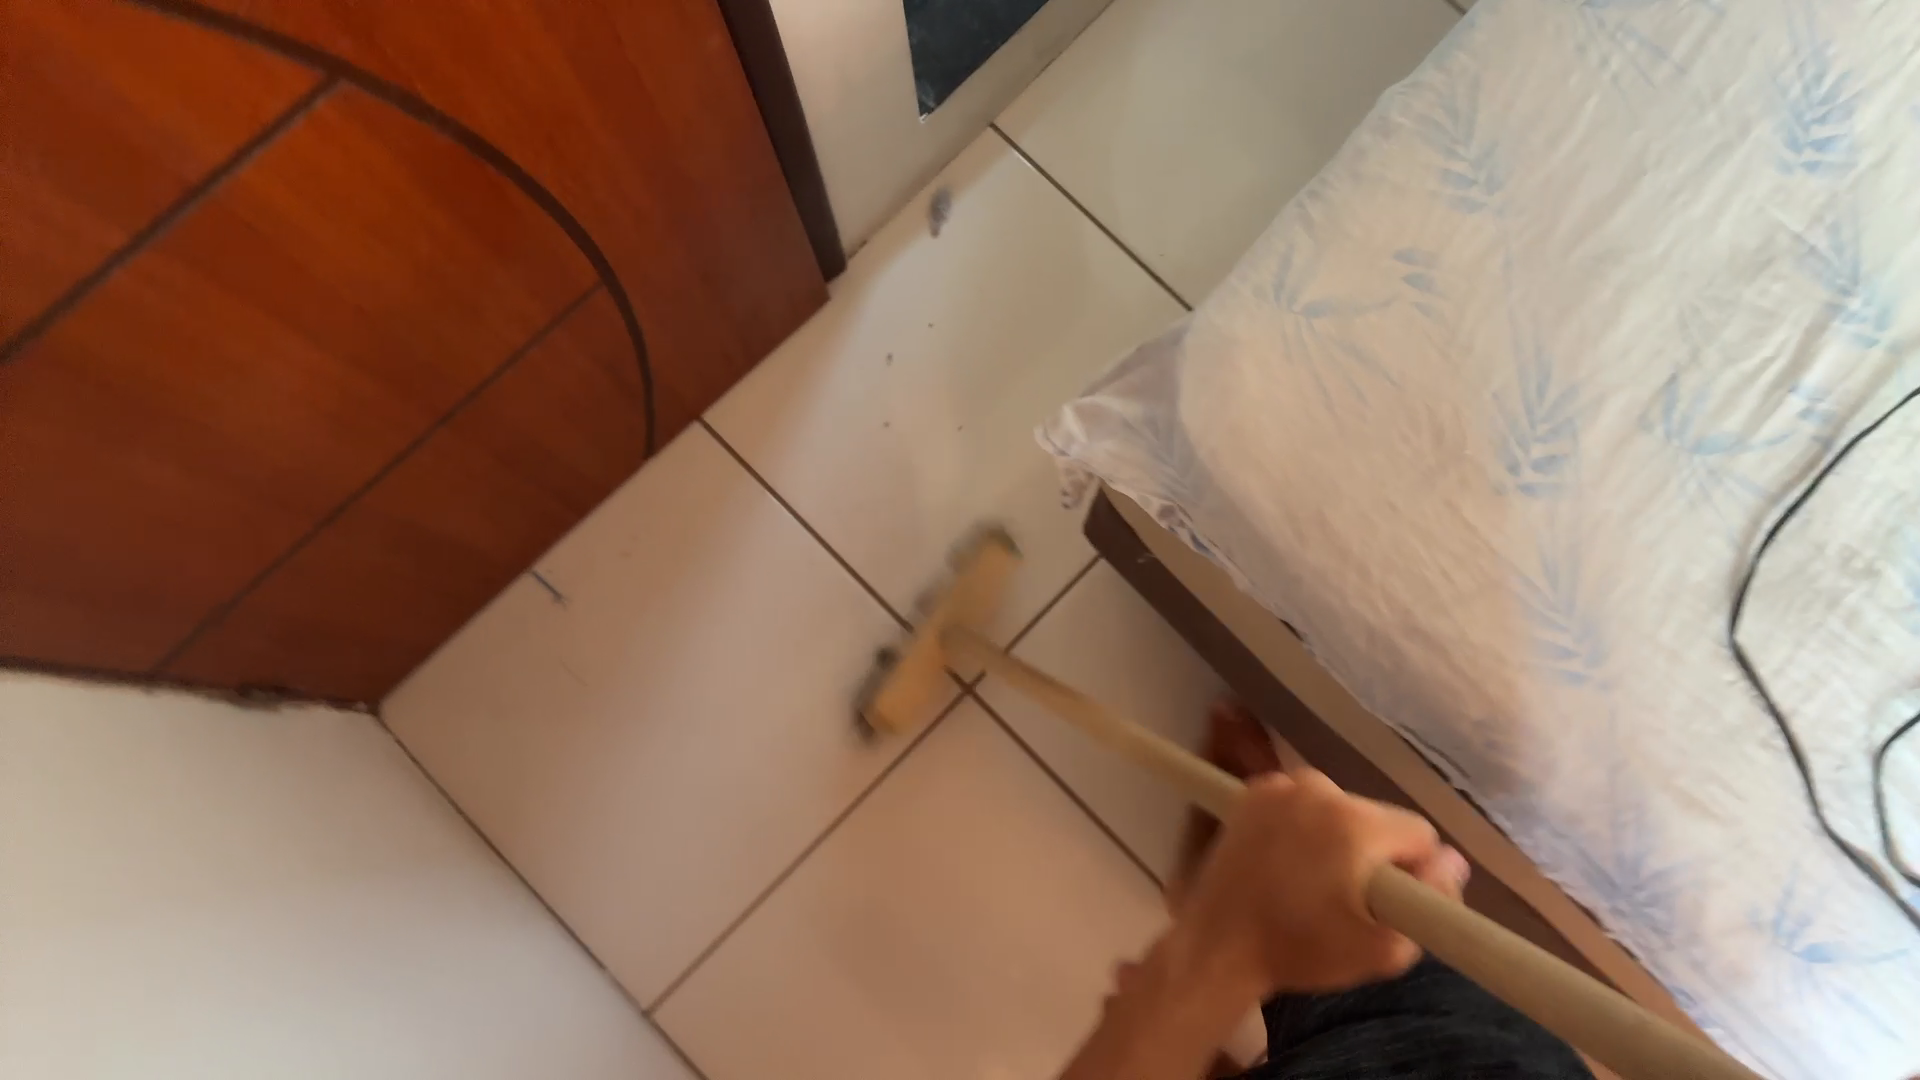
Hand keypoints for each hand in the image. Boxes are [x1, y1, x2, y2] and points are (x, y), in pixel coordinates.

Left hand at [1171, 767, 1469, 997]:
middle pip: (1375, 816)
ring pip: (1337, 806)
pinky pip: (1300, 802)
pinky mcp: (1250, 792)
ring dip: (1339, 835)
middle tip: (1350, 893)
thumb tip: (1451, 862)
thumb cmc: (1301, 947)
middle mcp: (1316, 788)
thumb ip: (1431, 901)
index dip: (1418, 868)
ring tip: (1316, 879)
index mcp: (1353, 822)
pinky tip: (1290, 859)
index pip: (1418, 832)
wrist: (1220, 939)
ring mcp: (1277, 785)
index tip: (1394, 898)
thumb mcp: (1384, 947)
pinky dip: (1304, 824)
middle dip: (1376, 850)